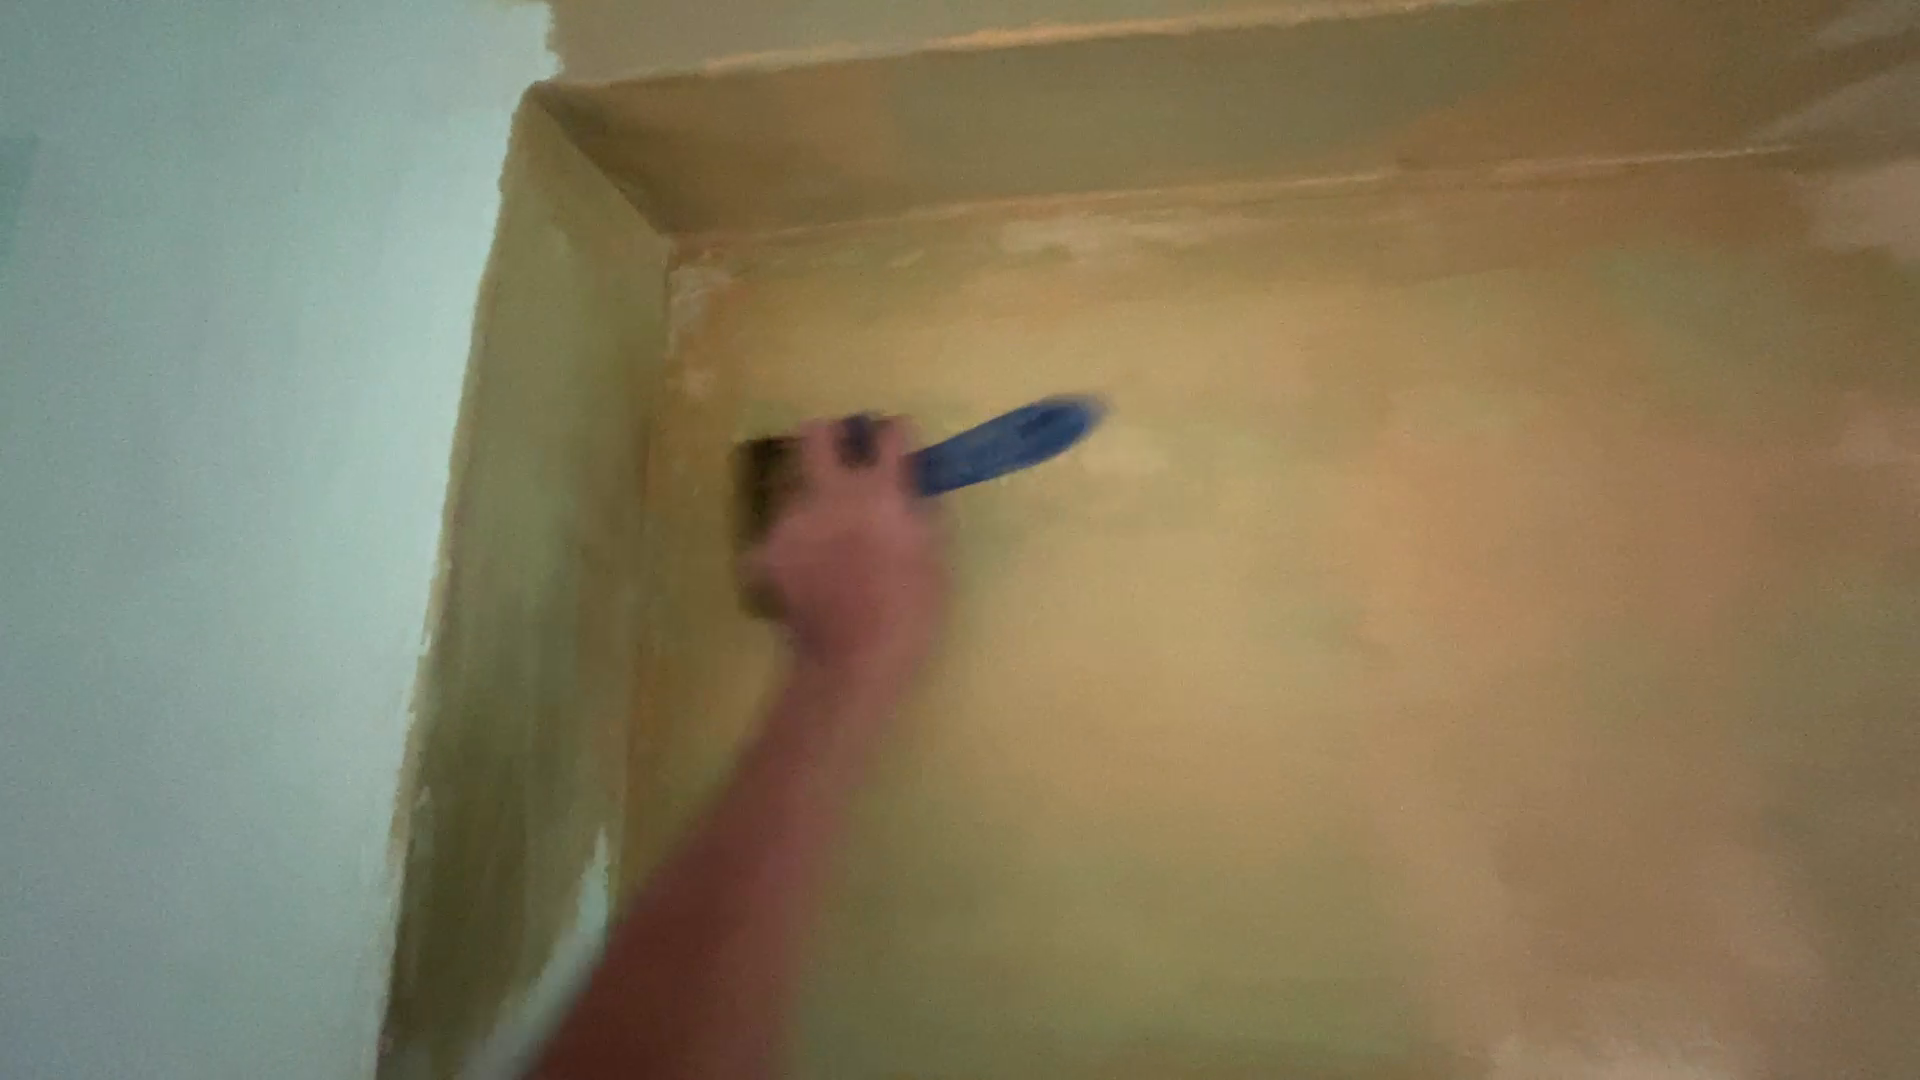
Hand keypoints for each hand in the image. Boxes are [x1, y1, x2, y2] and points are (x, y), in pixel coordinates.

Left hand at [748, 417, 945, 701]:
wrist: (853, 662)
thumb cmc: (910, 614)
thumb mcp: (935, 559)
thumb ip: (921, 514)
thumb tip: (912, 490)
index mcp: (880, 493)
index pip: (889, 435)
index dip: (896, 433)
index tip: (898, 441)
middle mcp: (831, 493)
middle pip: (816, 434)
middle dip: (830, 435)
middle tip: (842, 455)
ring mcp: (792, 520)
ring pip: (794, 486)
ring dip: (813, 499)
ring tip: (825, 536)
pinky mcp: (767, 550)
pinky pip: (778, 533)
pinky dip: (792, 544)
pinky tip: (804, 569)